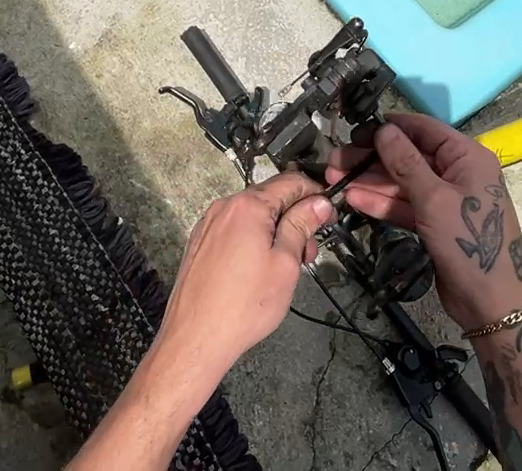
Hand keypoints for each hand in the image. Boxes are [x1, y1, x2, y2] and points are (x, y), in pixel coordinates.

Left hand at [155, 172, 335, 376]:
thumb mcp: (286, 264)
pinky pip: (235, 229)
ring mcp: (209, 224)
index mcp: (248, 206)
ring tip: (283, 266)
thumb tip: (317, 203)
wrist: (195, 338)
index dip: (314, 195)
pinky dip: (252, 240)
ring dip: (274, 231)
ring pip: (253, 215)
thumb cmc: (241, 307)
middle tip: (307, 251)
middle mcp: (225, 207)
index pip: (290, 182)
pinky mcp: (201, 242)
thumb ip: (302, 226)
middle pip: (271, 198)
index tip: (326, 213)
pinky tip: (258, 269)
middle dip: (294, 218)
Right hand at [326, 115, 521, 331]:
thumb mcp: (434, 199)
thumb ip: (406, 162)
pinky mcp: (435, 223)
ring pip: (403, 182)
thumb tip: (383, 129)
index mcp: (467, 157)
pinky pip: (405, 205)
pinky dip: (382, 203)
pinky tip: (353, 199)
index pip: (424, 129)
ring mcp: (446, 199)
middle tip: (336, 158)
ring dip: (370, 181)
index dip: (390, 127)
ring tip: (335, 177)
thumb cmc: (468, 243)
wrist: (491, 305)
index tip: (357, 129)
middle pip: (409, 156)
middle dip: (372, 158)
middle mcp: (458, 172)